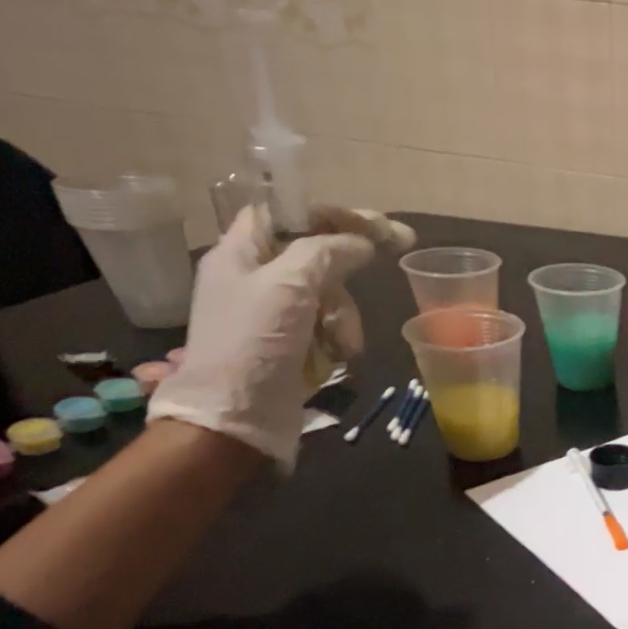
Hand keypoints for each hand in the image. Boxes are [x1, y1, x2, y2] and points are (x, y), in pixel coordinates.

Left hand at [148, 204, 413, 470]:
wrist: (238, 416)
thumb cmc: (253, 344)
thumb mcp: (288, 287)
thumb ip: (326, 253)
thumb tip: (361, 242)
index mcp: (241, 252)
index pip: (287, 211)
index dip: (329, 212)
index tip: (374, 222)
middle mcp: (257, 278)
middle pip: (317, 255)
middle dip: (344, 272)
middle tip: (389, 256)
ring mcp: (277, 315)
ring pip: (331, 296)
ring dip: (345, 316)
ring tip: (340, 342)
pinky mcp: (294, 346)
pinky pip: (330, 328)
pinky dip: (339, 340)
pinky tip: (336, 355)